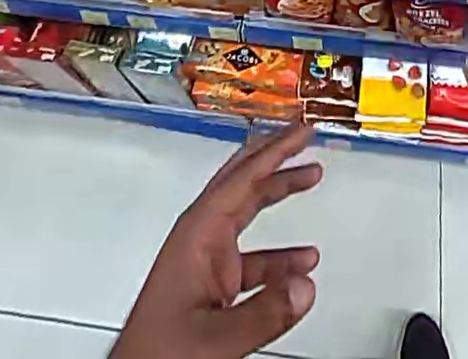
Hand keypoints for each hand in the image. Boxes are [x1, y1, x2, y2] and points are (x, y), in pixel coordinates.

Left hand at [110, 123, 322, 358]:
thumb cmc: (156, 352)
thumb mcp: (214, 337)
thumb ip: (264, 310)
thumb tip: (305, 284)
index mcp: (198, 231)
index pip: (243, 177)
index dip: (274, 150)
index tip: (299, 131)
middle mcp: (202, 234)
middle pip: (245, 181)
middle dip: (275, 156)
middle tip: (304, 136)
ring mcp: (207, 256)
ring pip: (249, 211)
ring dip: (280, 194)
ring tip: (311, 176)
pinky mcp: (213, 282)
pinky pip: (253, 257)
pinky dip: (279, 254)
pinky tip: (302, 260)